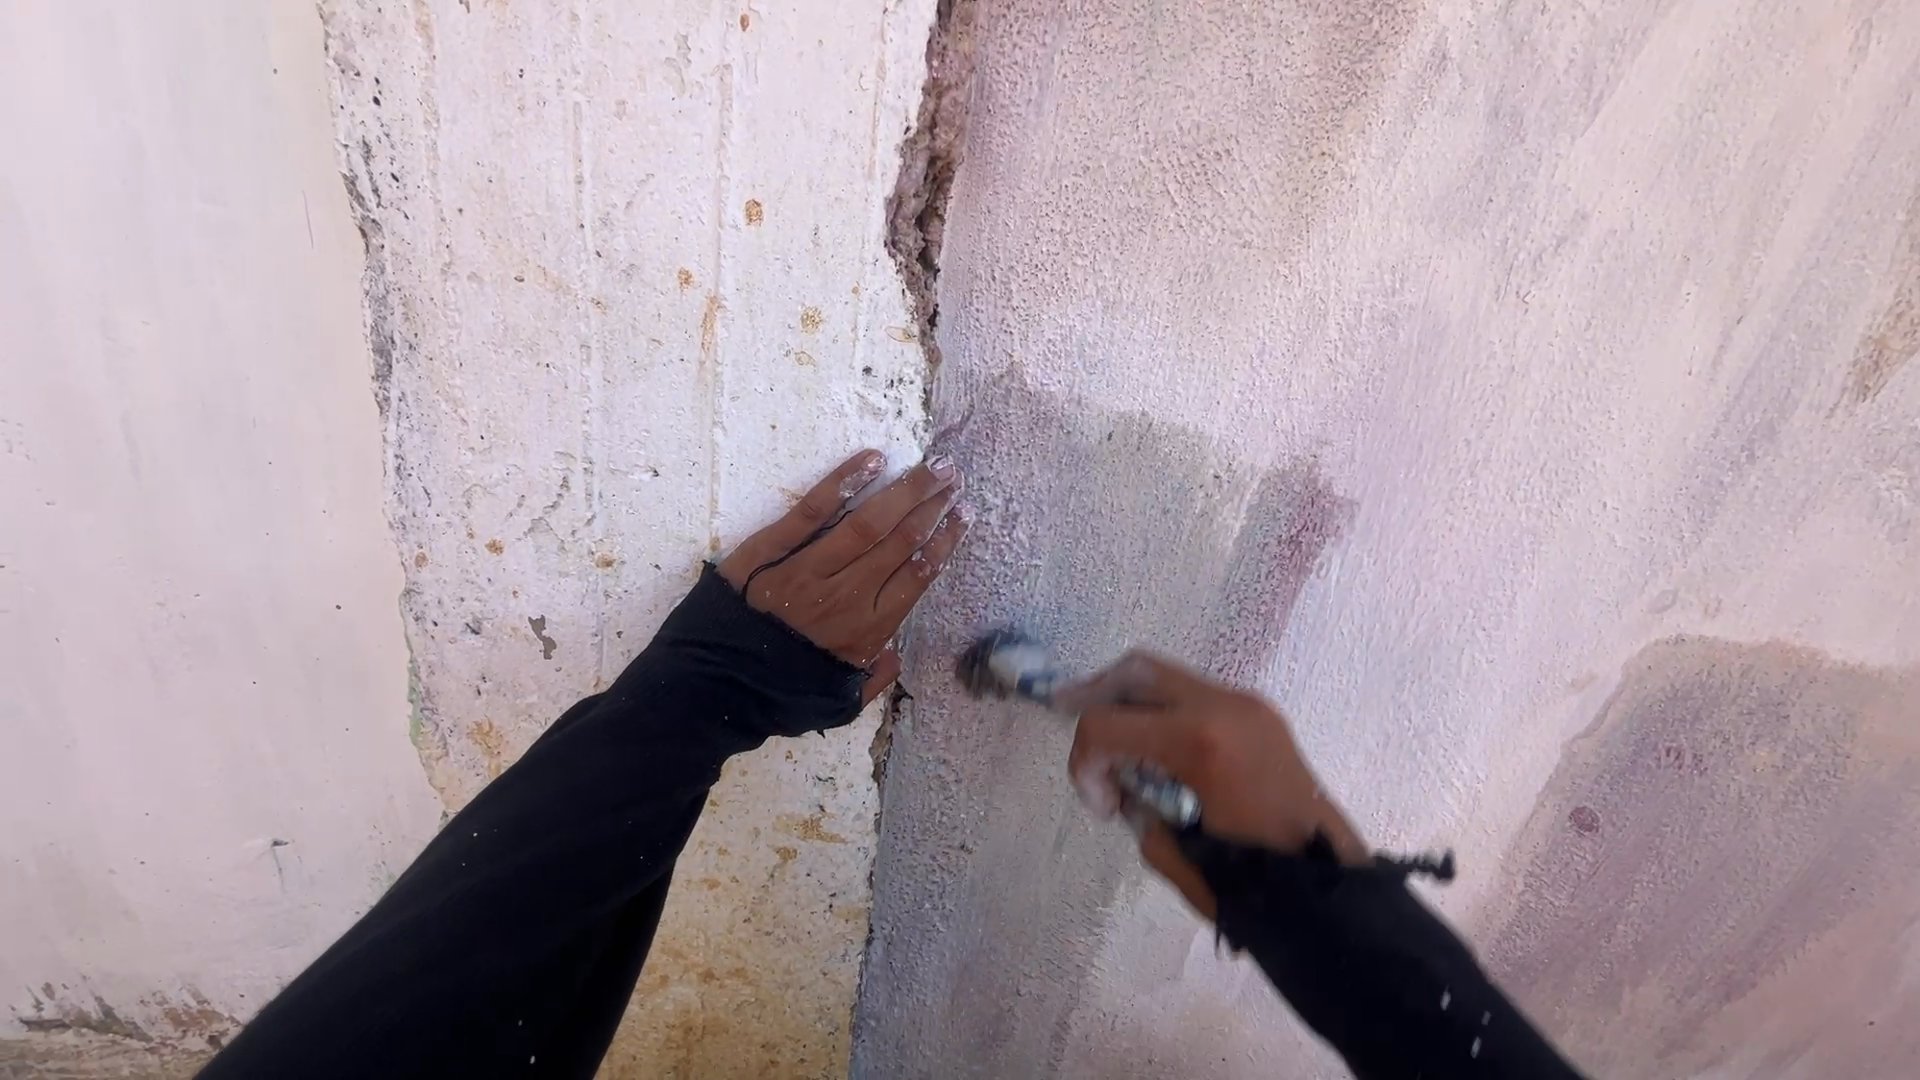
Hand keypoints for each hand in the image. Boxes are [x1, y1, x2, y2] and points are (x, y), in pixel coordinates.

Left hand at [718, 449, 969, 705]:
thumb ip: (874, 678)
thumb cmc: (776, 698)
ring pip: (868, 522)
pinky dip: (845, 481)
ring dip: (905, 490)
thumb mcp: (836, 703)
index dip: (945, 542)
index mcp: (865, 631)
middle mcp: (846, 595)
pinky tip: (873, 460)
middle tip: (954, 477)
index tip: (964, 516)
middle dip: (933, 506)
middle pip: (901, 541)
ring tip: (932, 466)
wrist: (707, 692)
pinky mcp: (771, 548)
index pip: (917, 575)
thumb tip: (895, 652)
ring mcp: (808, 568)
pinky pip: (813, 509)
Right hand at [1059, 653, 1366, 918]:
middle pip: (1136, 671)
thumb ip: (1134, 803)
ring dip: (1131, 701)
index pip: (1107, 723)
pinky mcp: (1259, 712)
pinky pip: (1195, 694)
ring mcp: (1246, 703)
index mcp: (1199, 741)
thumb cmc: (1250, 884)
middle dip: (1095, 693)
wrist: (1330, 889)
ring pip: (1167, 676)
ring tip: (1113, 735)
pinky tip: (1154, 742)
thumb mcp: (1169, 851)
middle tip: (1067, 710)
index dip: (1083, 759)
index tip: (1099, 803)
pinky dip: (1163, 711)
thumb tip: (1126, 780)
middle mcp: (1222, 705)